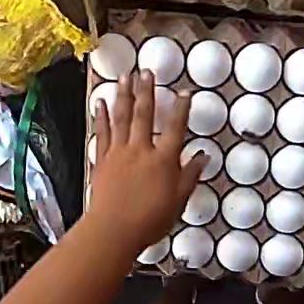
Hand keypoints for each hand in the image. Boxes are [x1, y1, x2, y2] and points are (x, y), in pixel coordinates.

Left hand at [85, 69, 208, 256]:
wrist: (113, 230)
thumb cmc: (148, 221)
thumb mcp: (178, 201)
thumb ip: (190, 176)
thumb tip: (202, 157)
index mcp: (163, 161)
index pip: (176, 128)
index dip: (182, 109)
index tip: (185, 93)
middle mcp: (141, 151)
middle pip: (145, 115)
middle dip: (148, 91)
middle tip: (147, 72)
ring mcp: (118, 153)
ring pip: (122, 118)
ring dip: (124, 95)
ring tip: (125, 76)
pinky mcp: (101, 161)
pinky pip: (102, 133)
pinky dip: (101, 116)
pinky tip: (100, 103)